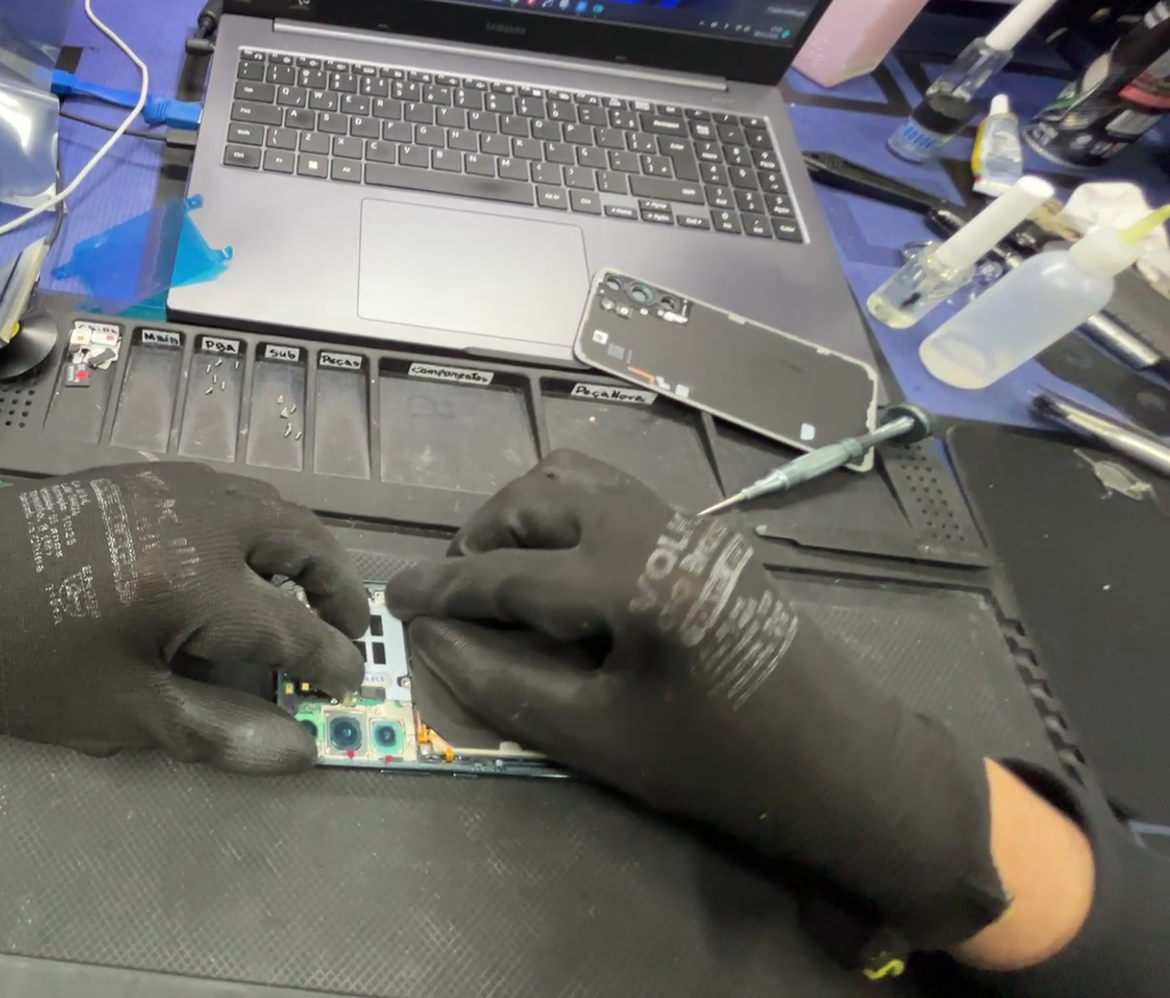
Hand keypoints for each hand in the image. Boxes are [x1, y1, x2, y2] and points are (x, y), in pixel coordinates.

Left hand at [0, 464, 369, 773]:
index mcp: (195, 578)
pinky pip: (223, 490)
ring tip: (301, 592)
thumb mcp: (119, 714)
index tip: (348, 685)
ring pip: (266, 503)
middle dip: (337, 586)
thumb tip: (304, 751)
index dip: (328, 661)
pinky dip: (254, 523)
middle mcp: (196, 513)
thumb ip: (220, 731)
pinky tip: (238, 558)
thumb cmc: (18, 669)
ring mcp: (165, 481)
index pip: (292, 628)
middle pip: (301, 538)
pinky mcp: (136, 473)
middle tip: (345, 628)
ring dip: (298, 547)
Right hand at [387, 451, 1006, 948]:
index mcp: (635, 584)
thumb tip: (429, 638)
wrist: (852, 767)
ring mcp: (679, 518)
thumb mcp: (596, 739)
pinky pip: (602, 485)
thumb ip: (498, 682)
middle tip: (457, 590)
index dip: (440, 588)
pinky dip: (556, 507)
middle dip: (478, 540)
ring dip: (516, 514)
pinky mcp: (693, 525)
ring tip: (500, 566)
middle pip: (530, 500)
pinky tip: (552, 557)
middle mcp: (654, 529)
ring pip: (564, 476)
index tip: (392, 596)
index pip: (506, 574)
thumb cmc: (721, 766)